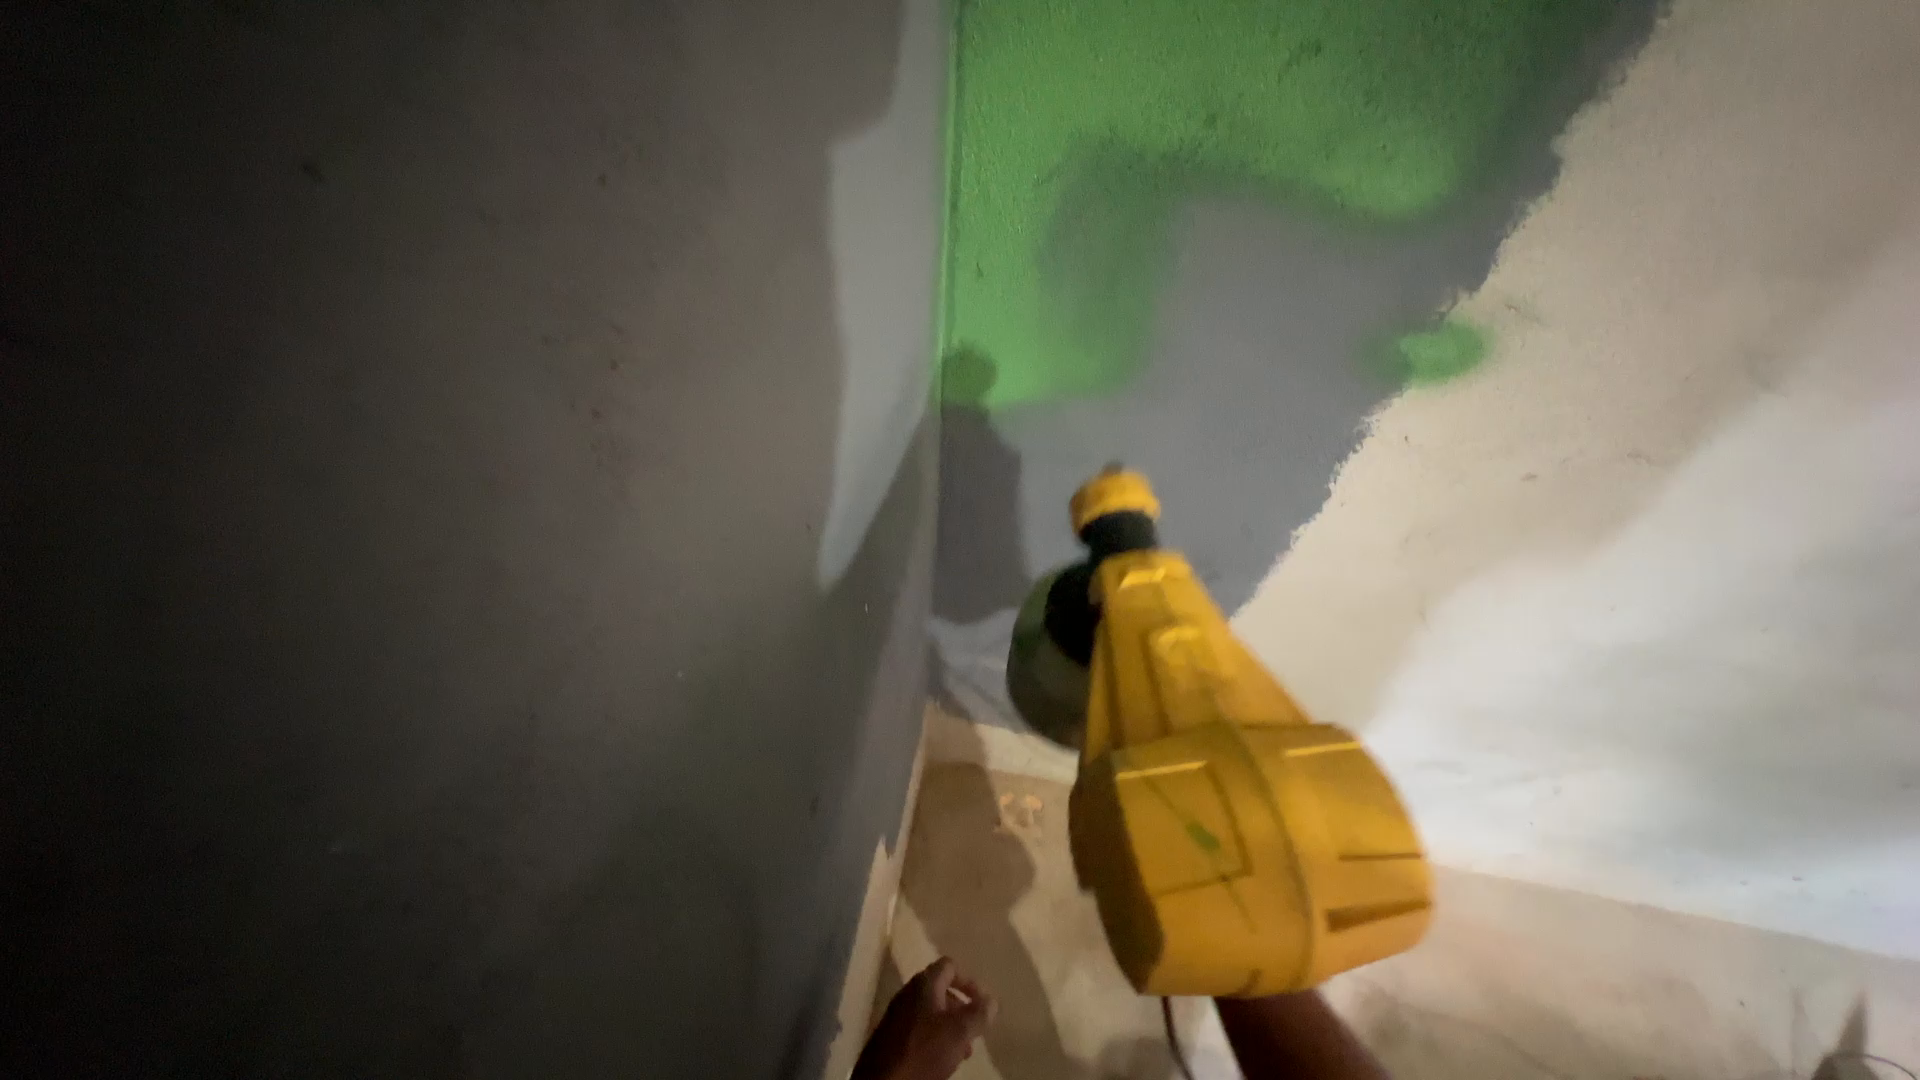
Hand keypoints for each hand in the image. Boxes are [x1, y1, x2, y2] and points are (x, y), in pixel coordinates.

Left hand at [851, 958, 995, 1079]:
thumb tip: (992, 1001)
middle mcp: (908, 992)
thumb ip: (978, 1014)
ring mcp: (897, 1013)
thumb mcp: (959, 1032)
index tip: (982, 1004)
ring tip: (962, 1051)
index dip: (970, 981)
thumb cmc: (923, 1050)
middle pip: (941, 990)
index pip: (950, 966)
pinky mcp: (890, 1035)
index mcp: (925, 983)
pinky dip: (934, 1038)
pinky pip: (918, 1028)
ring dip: (949, 1027)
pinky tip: (941, 1059)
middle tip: (974, 1030)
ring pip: (930, 1012)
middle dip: (961, 1009)